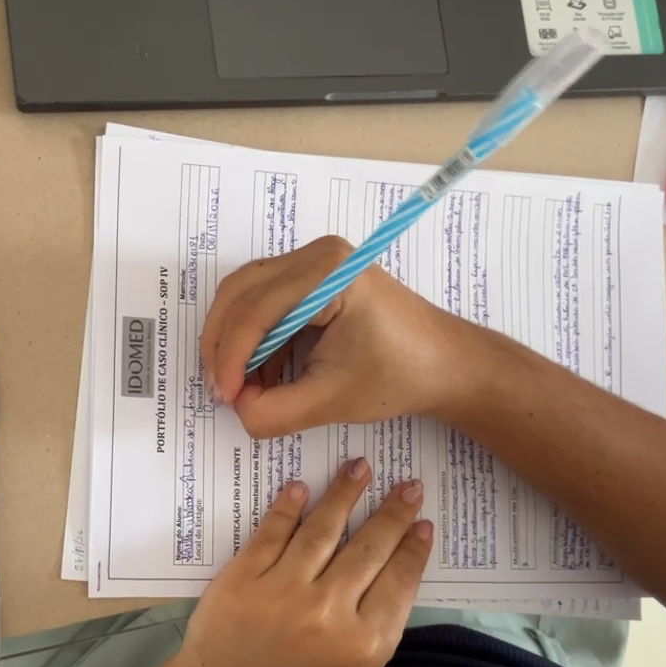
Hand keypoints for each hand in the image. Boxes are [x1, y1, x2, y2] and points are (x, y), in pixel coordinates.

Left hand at [153, 457, 433, 666]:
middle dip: (393, 511)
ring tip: (359, 467)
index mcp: (364, 645)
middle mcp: (329, 615)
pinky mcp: (244, 577)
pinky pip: (273, 532)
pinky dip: (289, 506)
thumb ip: (372, 622)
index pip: (400, 581)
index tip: (424, 521)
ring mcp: (284, 592)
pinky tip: (302, 486)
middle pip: (369, 548)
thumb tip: (394, 562)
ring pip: (323, 530)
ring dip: (344, 493)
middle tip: (408, 484)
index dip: (413, 547)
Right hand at [200, 235, 489, 438]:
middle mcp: (315, 255)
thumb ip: (272, 411)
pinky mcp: (311, 280)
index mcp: (327, 273)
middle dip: (222, 345)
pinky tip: (262, 375)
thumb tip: (235, 408)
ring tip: (240, 387)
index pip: (256, 310)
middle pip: (239, 294)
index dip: (230, 357)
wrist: (444, 365)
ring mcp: (312, 263)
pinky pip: (262, 304)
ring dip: (234, 343)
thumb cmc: (399, 377)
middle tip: (221, 390)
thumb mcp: (330, 402)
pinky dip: (253, 341)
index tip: (225, 398)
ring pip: (244, 298)